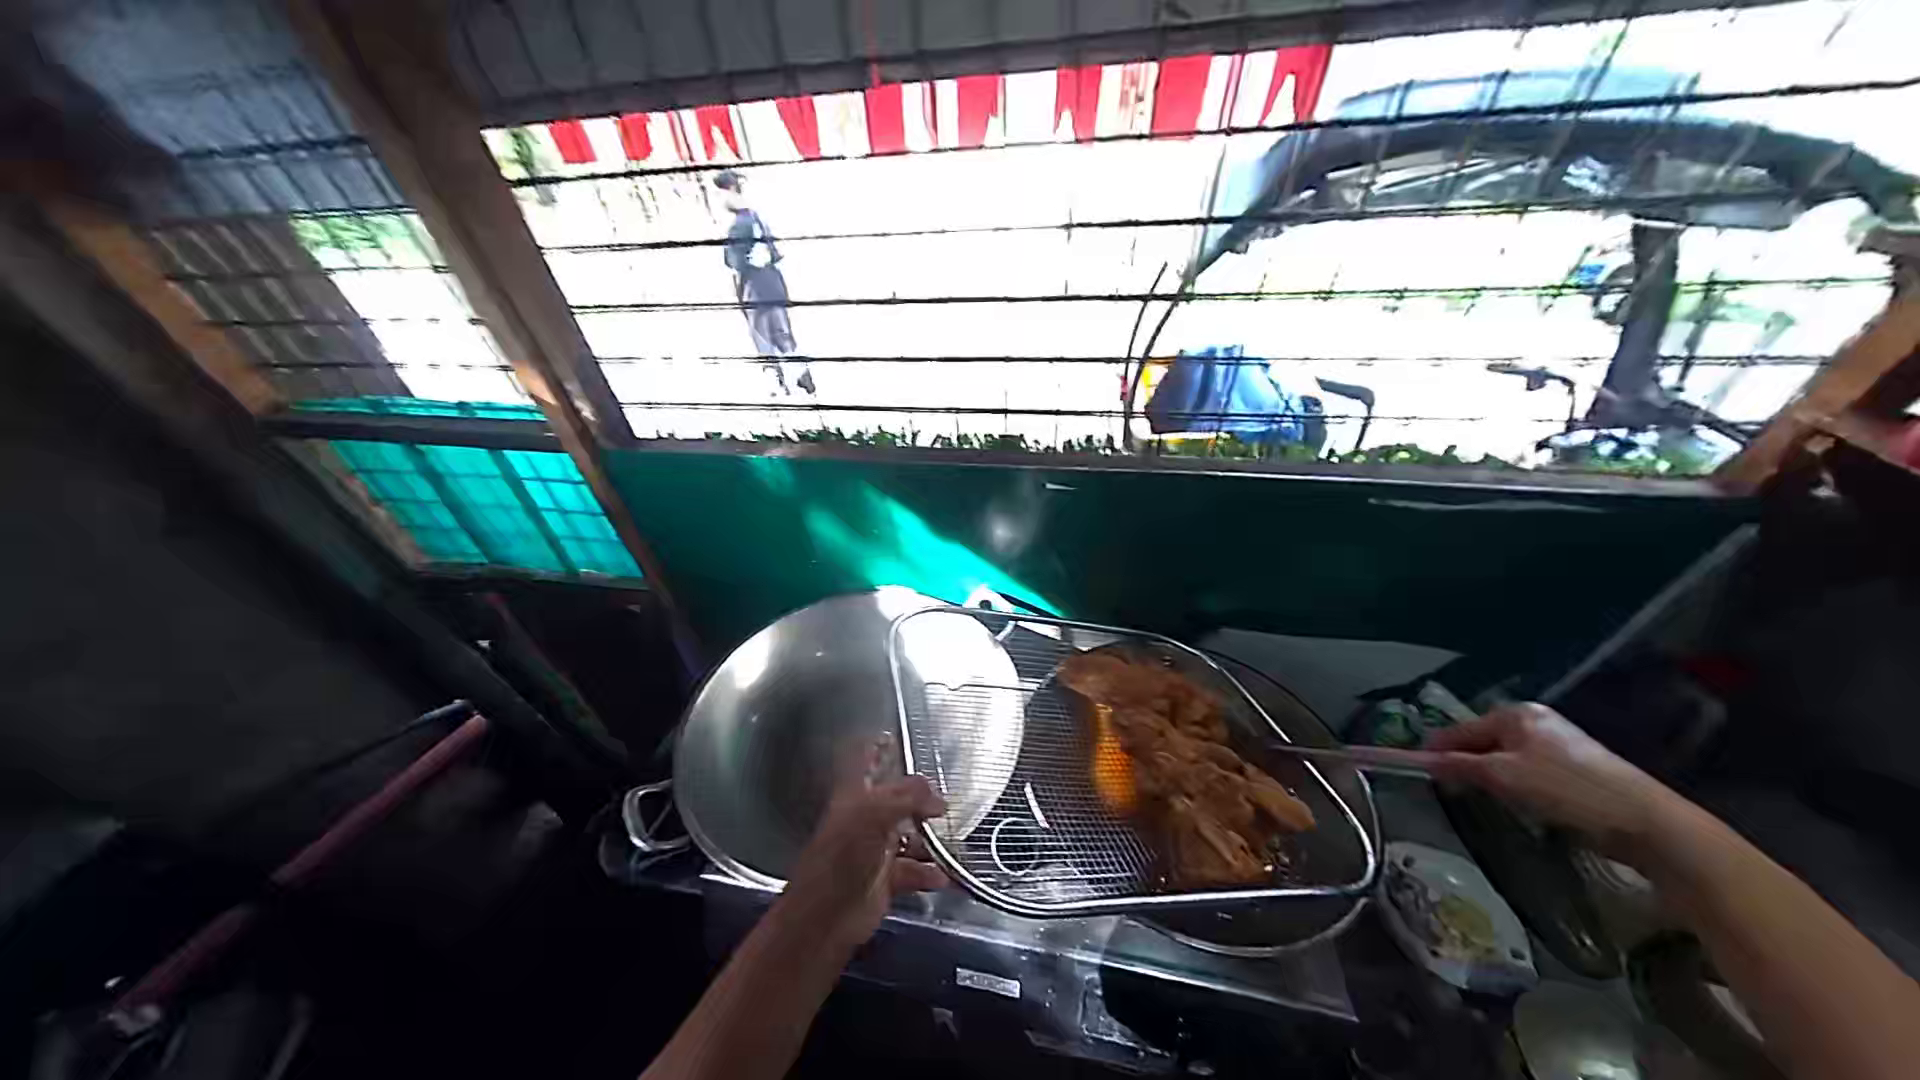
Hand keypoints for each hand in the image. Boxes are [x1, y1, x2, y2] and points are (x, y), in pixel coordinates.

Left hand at [777, 735, 947, 950]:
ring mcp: (874, 848)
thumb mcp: (874, 815)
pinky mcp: (884, 879)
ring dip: (929, 837)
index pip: (863, 759)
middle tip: (943, 794)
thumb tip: (937, 797)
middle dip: (919, 795)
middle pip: (893, 797)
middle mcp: (863, 817)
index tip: (898, 738)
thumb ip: (908, 798)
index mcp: (854, 795)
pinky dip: (930, 872)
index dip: (877, 746)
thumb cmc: (841, 858)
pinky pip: (914, 870)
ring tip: (951, 836)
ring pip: (907, 834)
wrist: (825, 918)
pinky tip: (944, 875)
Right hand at [1423, 703, 1687, 857]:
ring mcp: (1560, 743)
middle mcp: (1535, 720)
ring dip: (1491, 777)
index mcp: (1515, 713)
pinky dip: (1516, 785)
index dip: (1436, 751)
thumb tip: (1422, 761)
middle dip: (1465, 764)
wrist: (1650, 824)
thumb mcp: (1501, 777)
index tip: (1418, 773)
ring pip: (1505, 758)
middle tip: (1451, 790)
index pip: (1459, 730)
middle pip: (1482, 741)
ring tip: (1483, 799)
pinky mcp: (1578, 768)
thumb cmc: (1567, 790)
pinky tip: (1520, 804)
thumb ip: (1457, 765)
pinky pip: (1528, 771)